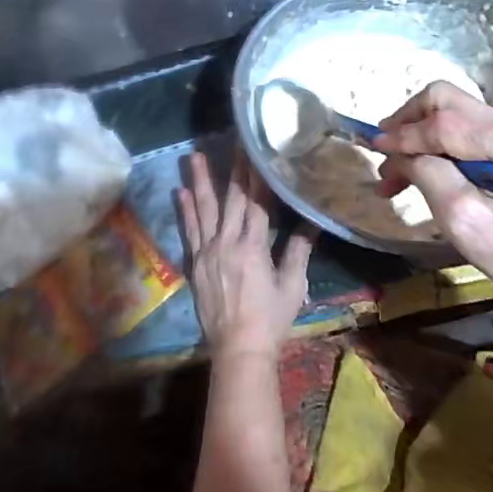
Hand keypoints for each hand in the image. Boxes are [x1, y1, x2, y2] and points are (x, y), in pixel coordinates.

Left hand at [178, 149, 313, 360]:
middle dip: (234, 168)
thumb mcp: (292, 285)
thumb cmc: (271, 319)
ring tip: (194, 156)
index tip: (258, 151)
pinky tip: (180, 192)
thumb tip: (312, 222)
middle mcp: (227, 243)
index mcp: (253, 247)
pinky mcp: (196, 264)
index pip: (257, 202)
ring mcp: (207, 253)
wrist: (238, 349)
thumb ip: (298, 251)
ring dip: (199, 181)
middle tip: (234, 142)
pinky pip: (190, 232)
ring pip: (204, 209)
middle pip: (231, 199)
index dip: (258, 176)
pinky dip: (185, 211)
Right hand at [373, 82, 492, 310]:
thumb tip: (397, 150)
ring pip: (451, 109)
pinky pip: (463, 123)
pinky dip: (436, 141)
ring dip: (419, 134)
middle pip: (449, 101)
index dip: (406, 134)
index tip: (374, 148)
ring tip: (396, 172)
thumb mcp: (463, 222)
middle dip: (409, 124)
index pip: (449, 125)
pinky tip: (420, 167)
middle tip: (386, 156)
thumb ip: (429, 176)